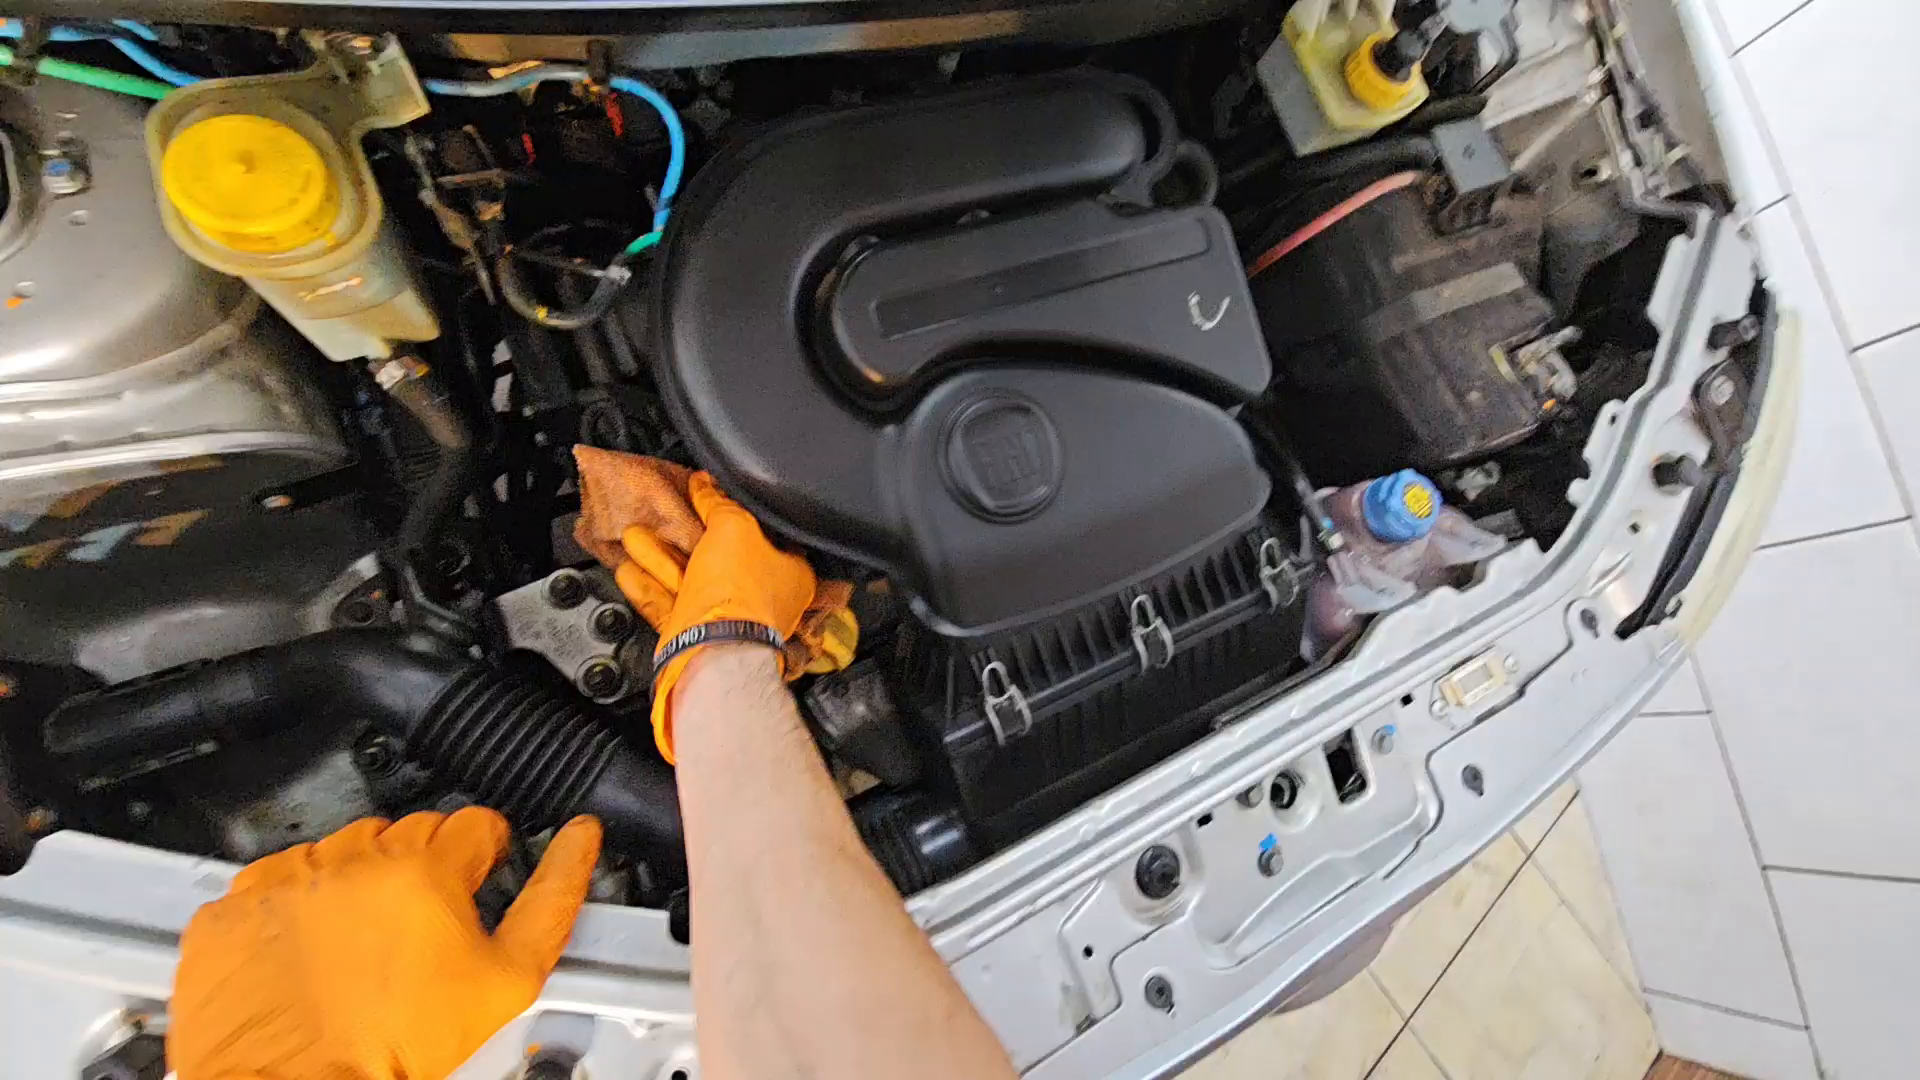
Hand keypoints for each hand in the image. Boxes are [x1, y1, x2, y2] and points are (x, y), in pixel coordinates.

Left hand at [169, 809, 601, 1079]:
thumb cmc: (393, 1048)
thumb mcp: (511, 976)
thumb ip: (557, 893)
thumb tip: (581, 837)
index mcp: (426, 866)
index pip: (476, 823)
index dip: (484, 857)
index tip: (473, 884)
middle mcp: (356, 860)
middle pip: (414, 830)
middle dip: (426, 866)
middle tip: (421, 922)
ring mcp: (290, 881)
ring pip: (348, 847)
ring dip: (363, 876)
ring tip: (364, 934)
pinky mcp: (232, 910)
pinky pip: (278, 875)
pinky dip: (297, 898)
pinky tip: (311, 941)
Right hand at [616, 471, 815, 760]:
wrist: (712, 652)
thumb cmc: (739, 592)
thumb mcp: (735, 527)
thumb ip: (720, 503)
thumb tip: (707, 484)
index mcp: (791, 573)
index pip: (764, 533)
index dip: (735, 513)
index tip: (708, 499)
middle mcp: (761, 596)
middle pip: (719, 555)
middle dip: (686, 533)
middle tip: (664, 514)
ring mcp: (726, 617)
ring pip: (688, 577)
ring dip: (659, 555)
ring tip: (634, 533)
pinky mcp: (694, 633)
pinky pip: (668, 602)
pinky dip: (647, 584)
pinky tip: (628, 568)